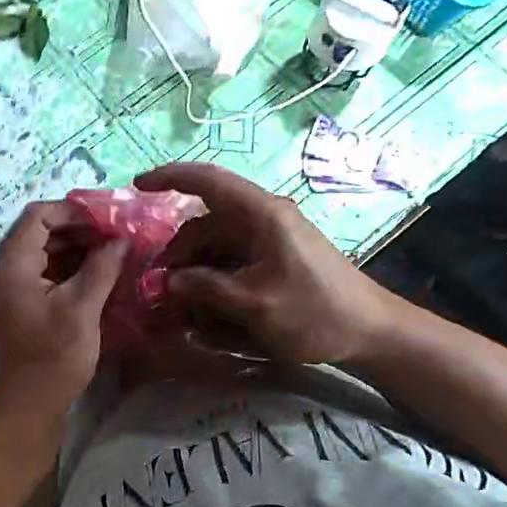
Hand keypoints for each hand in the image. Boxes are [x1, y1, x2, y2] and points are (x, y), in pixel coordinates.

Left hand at [0, 201, 128, 429]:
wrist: (31, 406)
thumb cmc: (54, 356)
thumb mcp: (82, 308)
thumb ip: (102, 267)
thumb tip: (122, 239)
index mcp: (12, 264)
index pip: (39, 215)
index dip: (75, 210)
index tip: (109, 219)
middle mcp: (8, 268)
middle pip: (43, 230)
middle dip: (82, 228)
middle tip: (119, 234)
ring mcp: (16, 286)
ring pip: (49, 250)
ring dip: (81, 247)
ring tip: (117, 251)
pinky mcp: (28, 301)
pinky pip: (51, 270)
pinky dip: (76, 266)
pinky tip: (104, 272)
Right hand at [136, 164, 400, 364]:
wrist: (370, 329)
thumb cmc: (315, 312)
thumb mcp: (255, 304)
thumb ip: (206, 288)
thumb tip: (167, 281)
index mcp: (262, 214)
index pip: (208, 180)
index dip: (169, 176)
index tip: (137, 187)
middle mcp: (264, 217)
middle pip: (207, 220)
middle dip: (178, 249)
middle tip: (156, 283)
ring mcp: (272, 236)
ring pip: (218, 241)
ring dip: (195, 266)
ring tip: (176, 299)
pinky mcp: (276, 256)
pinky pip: (234, 257)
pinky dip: (214, 274)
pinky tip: (203, 302)